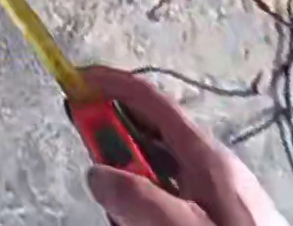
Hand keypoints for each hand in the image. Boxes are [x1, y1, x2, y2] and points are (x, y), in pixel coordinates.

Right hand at [81, 68, 287, 225]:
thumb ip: (132, 197)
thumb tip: (95, 174)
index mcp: (205, 154)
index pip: (145, 96)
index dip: (104, 82)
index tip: (69, 85)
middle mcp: (212, 166)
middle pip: (146, 132)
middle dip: (113, 145)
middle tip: (98, 174)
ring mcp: (221, 195)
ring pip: (156, 168)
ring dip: (131, 185)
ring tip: (128, 219)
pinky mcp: (223, 220)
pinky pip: (172, 196)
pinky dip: (150, 206)